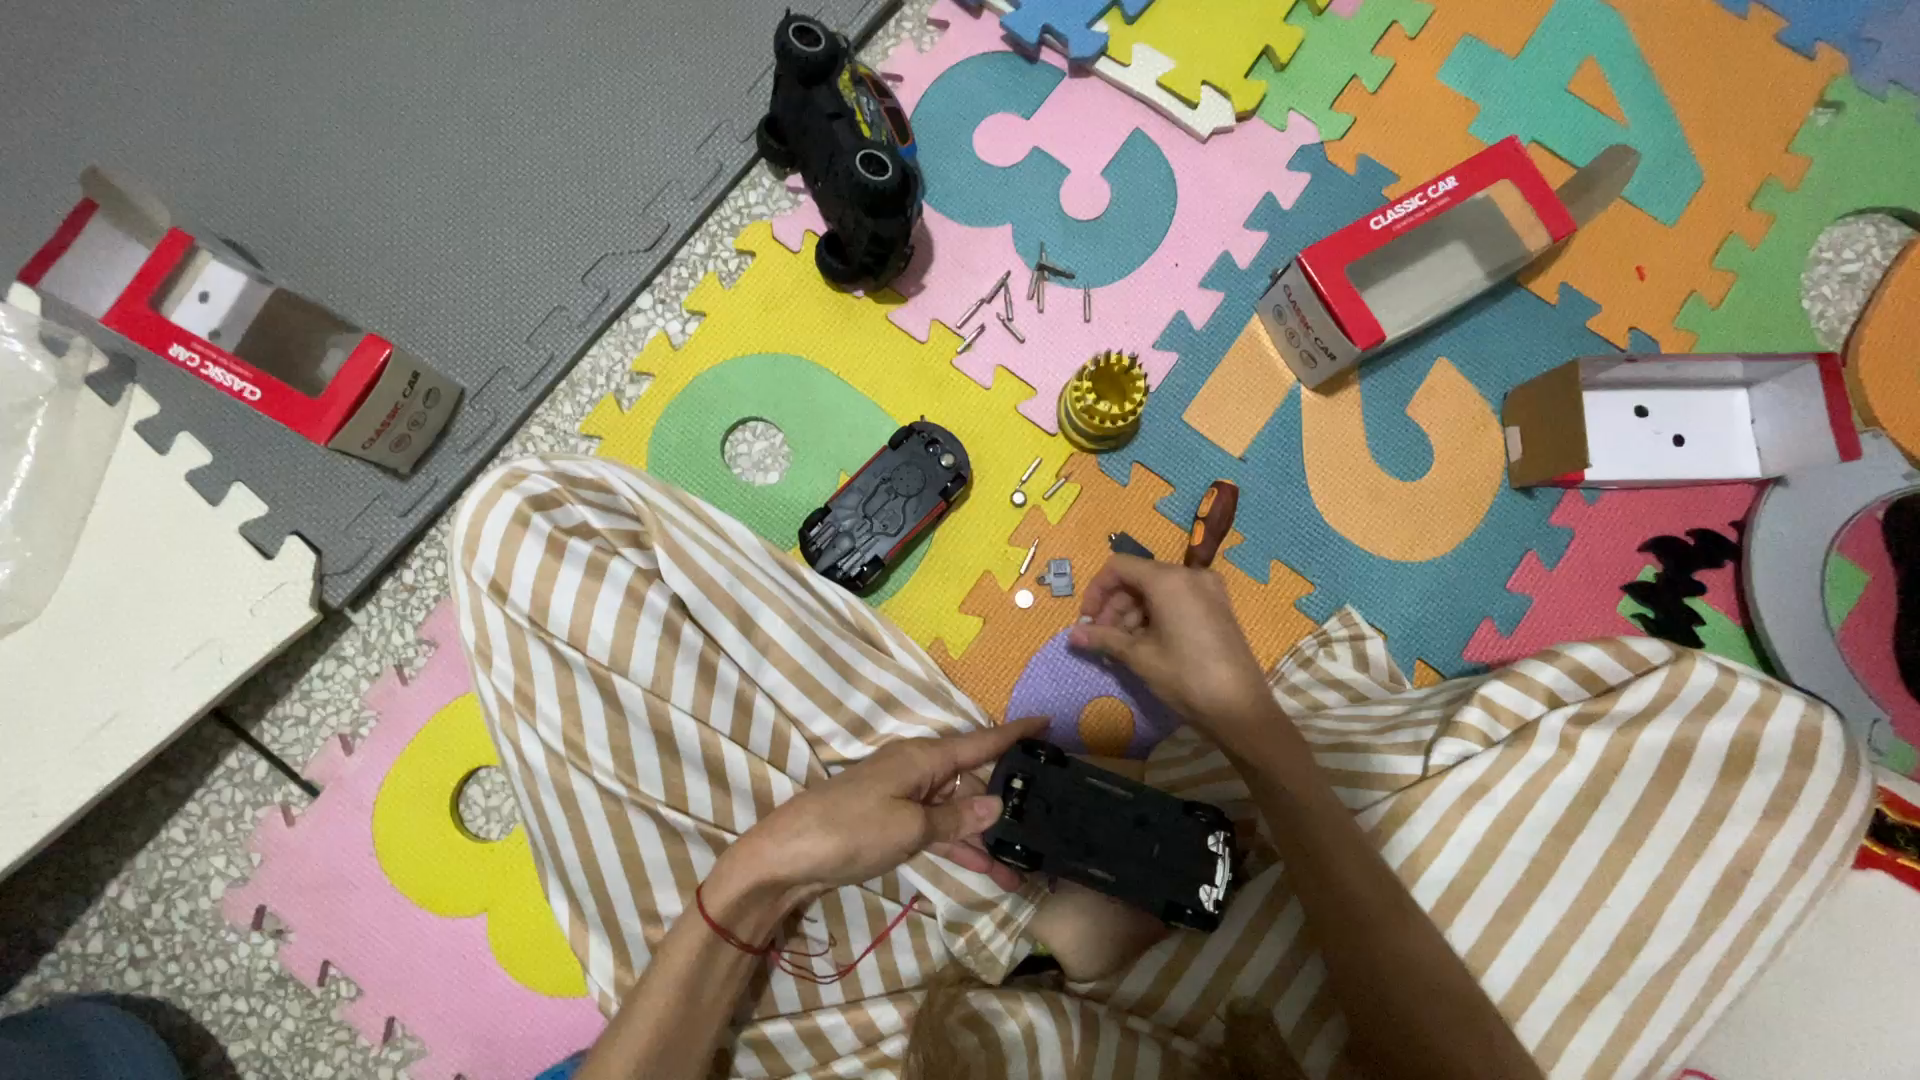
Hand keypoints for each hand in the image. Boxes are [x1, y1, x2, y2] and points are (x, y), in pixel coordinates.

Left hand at [723, 717, 1048, 901]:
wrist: (786, 858)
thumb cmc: (850, 831)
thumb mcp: (909, 828)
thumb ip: (955, 818)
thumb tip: (996, 803)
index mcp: (923, 757)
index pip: (979, 741)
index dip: (1014, 734)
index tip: (1046, 723)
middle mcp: (917, 769)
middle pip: (971, 778)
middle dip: (1005, 802)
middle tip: (1043, 822)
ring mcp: (904, 796)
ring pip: (956, 809)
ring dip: (983, 837)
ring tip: (1019, 868)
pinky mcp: (891, 822)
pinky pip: (936, 828)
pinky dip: (957, 846)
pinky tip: (984, 870)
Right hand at [1068, 556, 1275, 737]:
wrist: (1240, 709)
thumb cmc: (1185, 677)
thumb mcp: (1139, 657)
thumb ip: (1103, 638)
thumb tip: (1071, 635)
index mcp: (1169, 580)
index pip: (1119, 567)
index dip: (1096, 591)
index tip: (1087, 620)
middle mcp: (1190, 576)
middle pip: (1138, 578)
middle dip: (1114, 606)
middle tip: (1102, 638)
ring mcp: (1208, 590)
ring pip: (1156, 591)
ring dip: (1133, 614)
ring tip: (1122, 647)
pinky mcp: (1217, 607)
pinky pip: (1176, 600)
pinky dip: (1155, 616)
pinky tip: (1146, 644)